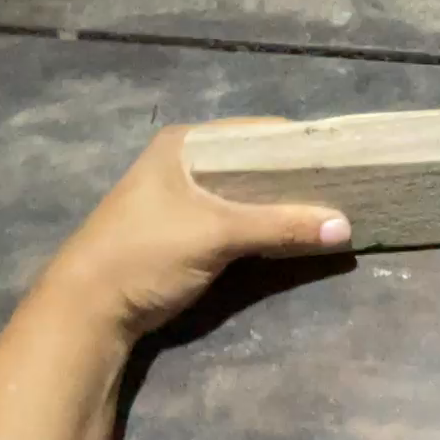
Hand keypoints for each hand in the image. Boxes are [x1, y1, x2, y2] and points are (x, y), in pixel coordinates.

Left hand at [36, 123, 349, 338]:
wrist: (92, 308)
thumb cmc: (146, 253)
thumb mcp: (217, 234)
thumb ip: (281, 226)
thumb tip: (345, 227)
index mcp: (188, 144)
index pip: (258, 132)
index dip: (301, 144)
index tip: (344, 159)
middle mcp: (193, 162)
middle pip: (260, 162)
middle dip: (300, 177)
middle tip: (347, 187)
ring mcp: (195, 197)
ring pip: (256, 193)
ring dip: (289, 204)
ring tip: (334, 209)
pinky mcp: (199, 228)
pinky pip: (249, 217)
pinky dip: (275, 224)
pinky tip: (303, 231)